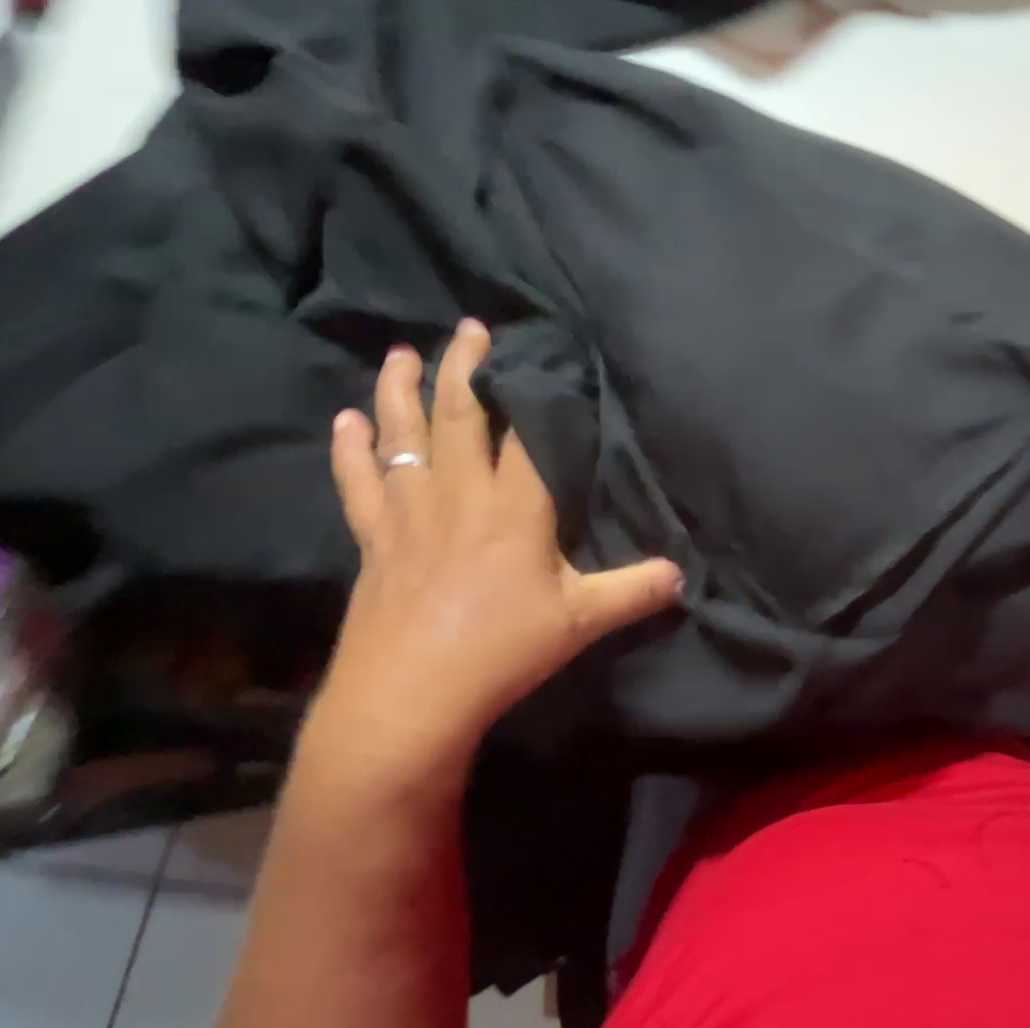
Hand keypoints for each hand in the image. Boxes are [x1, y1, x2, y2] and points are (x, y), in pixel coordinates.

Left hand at [312, 319, 680, 770]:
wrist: (410, 696)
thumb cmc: (502, 651)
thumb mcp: (583, 622)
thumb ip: (636, 591)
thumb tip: (684, 575)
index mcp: (514, 510)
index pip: (525, 434)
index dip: (534, 391)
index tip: (539, 353)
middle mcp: (458, 497)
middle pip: (460, 417)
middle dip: (468, 368)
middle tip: (473, 328)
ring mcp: (410, 516)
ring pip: (403, 438)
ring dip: (401, 392)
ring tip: (402, 353)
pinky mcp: (376, 542)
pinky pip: (360, 484)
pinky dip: (351, 450)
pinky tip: (345, 422)